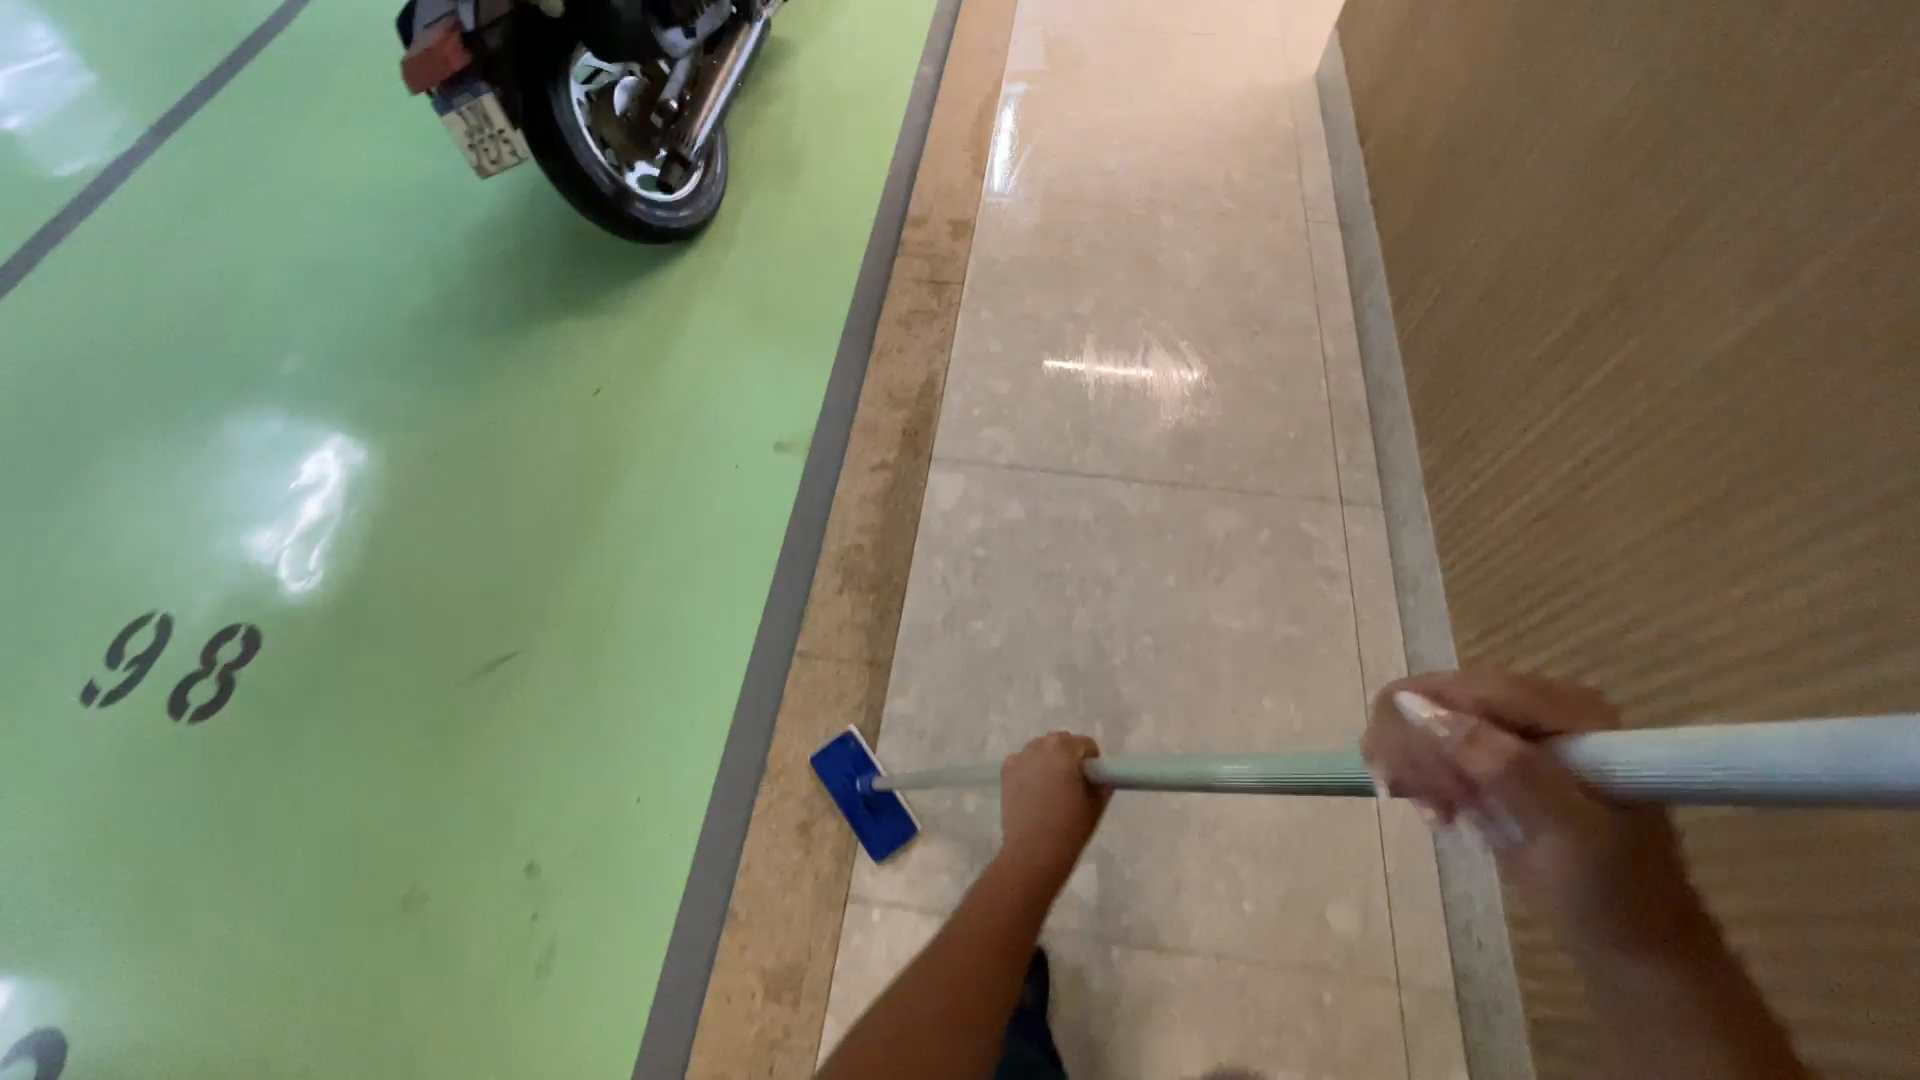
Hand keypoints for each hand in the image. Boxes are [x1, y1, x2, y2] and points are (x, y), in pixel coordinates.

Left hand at [998, 732, 1110, 881]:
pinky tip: (1034, 792)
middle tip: (1072, 783)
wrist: (1033, 851)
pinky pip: (1024, 761)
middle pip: (1061, 742)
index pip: (1085, 744)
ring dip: (1049, 760)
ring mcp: (1020, 756)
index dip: (1092, 761)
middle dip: (1069, 756)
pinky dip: (1031, 769)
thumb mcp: (1096, 804)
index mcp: (1065, 749)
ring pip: (1041, 749)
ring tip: (1051, 789)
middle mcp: (1040, 745)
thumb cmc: (1070, 827)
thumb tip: (1099, 774)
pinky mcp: (1006, 770)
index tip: (1091, 780)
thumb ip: (1101, 781)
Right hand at [1362, 670, 1708, 953]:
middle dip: (1417, 752)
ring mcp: (1514, 729)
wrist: (1632, 939)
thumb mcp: (1561, 830)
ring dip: (1415, 767)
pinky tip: (1438, 812)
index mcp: (1569, 710)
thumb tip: (1413, 706)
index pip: (1462, 689)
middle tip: (1434, 811)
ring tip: (1440, 817)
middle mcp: (1537, 706)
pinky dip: (1421, 777)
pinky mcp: (1494, 754)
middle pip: (1436, 698)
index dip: (1419, 728)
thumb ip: (1498, 763)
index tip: (1406, 787)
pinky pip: (1429, 743)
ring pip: (1423, 719)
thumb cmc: (1608, 890)